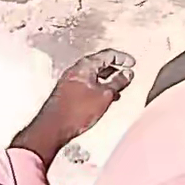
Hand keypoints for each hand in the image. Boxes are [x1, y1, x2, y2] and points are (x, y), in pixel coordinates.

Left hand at [10, 49, 135, 163]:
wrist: (52, 129)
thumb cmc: (76, 111)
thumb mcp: (105, 96)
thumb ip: (118, 82)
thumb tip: (128, 73)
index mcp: (85, 66)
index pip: (108, 54)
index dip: (123, 58)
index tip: (132, 64)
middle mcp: (76, 69)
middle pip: (100, 63)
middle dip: (115, 68)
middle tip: (127, 74)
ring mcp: (70, 80)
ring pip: (93, 74)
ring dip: (107, 79)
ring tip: (118, 89)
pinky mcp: (66, 91)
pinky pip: (86, 83)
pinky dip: (98, 86)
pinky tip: (103, 98)